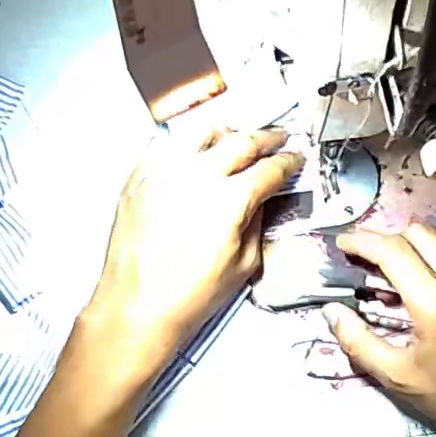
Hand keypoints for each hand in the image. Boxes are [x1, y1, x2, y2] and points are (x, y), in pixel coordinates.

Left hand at [82, 128, 300, 385]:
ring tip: (237, 136)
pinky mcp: (140, 176)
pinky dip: (188, 140)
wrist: (139, 305)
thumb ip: (257, 222)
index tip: (296, 158)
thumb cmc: (190, 295)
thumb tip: (261, 198)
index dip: (289, 161)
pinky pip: (167, 143)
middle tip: (278, 138)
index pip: (270, 169)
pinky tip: (196, 148)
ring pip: (202, 131)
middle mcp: (198, 177)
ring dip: (227, 131)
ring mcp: (165, 171)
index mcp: (230, 201)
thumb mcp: (245, 264)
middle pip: (241, 141)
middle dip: (267, 138)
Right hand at [322, 225, 435, 436]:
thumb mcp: (401, 379)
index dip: (362, 241)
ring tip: (413, 284)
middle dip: (391, 241)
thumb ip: (359, 342)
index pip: (392, 251)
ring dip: (423, 256)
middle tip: (376, 264)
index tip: (346, 245)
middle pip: (420, 233)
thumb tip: (332, 311)